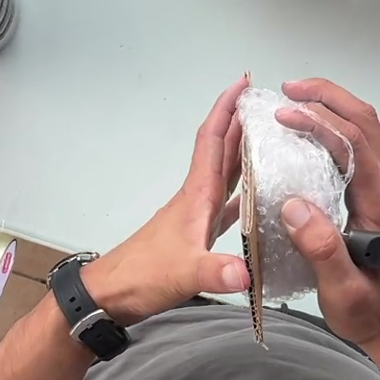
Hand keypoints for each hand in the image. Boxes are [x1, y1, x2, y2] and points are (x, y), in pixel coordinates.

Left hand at [80, 76, 252, 324]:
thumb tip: (245, 272)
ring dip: (242, 152)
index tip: (243, 84)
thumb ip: (216, 272)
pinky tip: (257, 196)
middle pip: (221, 150)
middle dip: (240, 122)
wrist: (113, 295)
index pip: (212, 140)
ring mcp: (195, 214)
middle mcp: (196, 197)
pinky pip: (225, 203)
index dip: (227, 109)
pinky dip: (241, 192)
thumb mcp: (184, 274)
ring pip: (224, 173)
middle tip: (264, 102)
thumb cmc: (142, 277)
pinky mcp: (196, 234)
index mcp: (196, 195)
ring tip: (266, 138)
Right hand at [275, 79, 379, 359]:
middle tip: (286, 90)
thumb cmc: (368, 311)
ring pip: (363, 126)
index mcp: (379, 202)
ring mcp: (379, 185)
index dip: (318, 122)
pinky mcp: (370, 190)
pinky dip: (331, 122)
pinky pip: (355, 142)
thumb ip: (322, 250)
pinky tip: (304, 126)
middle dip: (326, 97)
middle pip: (364, 121)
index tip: (283, 116)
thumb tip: (293, 206)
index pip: (353, 143)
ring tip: (292, 98)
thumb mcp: (343, 292)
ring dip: (331, 104)